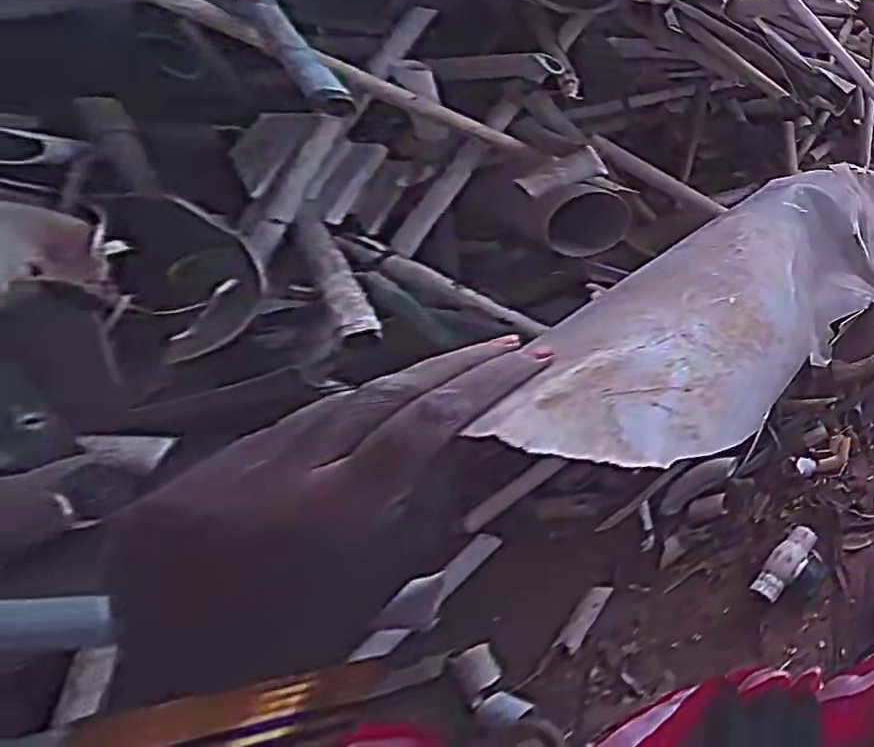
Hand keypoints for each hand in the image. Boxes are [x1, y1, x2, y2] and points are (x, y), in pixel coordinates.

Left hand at [105, 337, 552, 704]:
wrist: (187, 693)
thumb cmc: (316, 635)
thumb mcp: (398, 563)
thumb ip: (442, 488)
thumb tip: (486, 425)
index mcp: (333, 514)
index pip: (428, 418)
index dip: (487, 380)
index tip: (527, 358)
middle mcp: (268, 486)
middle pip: (381, 394)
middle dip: (452, 365)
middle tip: (501, 347)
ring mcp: (215, 481)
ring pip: (331, 403)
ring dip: (397, 385)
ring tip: (448, 372)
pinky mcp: (179, 485)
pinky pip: (281, 427)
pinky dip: (335, 416)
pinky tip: (366, 413)